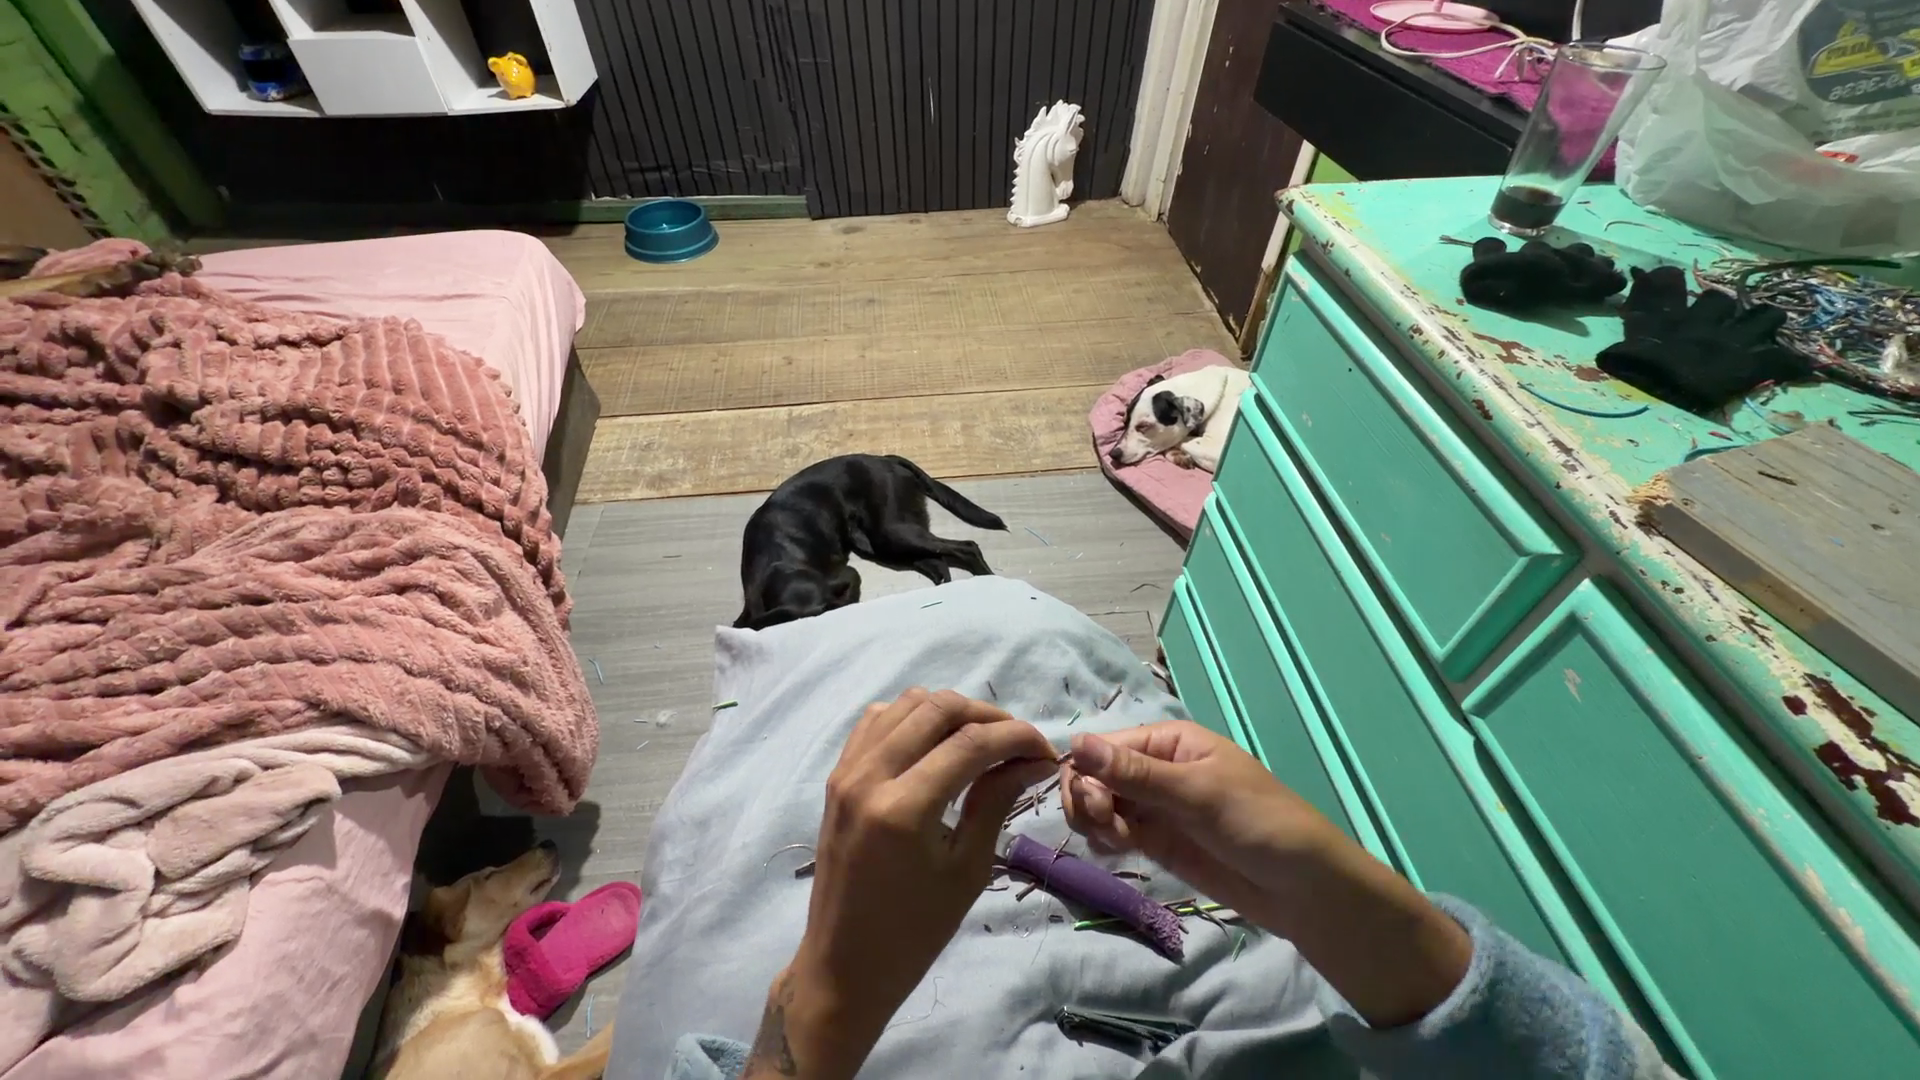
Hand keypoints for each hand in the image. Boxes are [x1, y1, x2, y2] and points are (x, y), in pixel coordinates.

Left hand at [745, 689, 1055, 1078]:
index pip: (970, 743)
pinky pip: (878, 720)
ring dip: (951, 711)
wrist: (844, 965)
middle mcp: (869, 775)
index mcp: (903, 809)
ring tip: (982, 740)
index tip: (1045, 751)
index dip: (1016, 737)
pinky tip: (936, 743)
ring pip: (907, 703)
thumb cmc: (914, 931)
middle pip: (938, 708)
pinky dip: (913, 717)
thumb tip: (1032, 759)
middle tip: (1018, 744)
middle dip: (988, 716)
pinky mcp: (838, 774)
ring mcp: (847, 770)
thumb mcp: (967, 870)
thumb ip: (996, 801)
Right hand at [1062, 721, 1471, 1028]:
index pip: (1105, 747)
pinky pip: (1111, 831)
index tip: (1097, 806)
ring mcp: (1153, 806)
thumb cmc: (1259, 823)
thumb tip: (1076, 743)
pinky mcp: (1154, 840)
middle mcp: (1154, 769)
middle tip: (1106, 828)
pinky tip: (1119, 851)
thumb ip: (1135, 774)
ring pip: (1097, 804)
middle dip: (1088, 799)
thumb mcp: (1197, 794)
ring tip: (1117, 843)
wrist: (1303, 889)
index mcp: (1167, 742)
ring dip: (1094, 821)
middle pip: (1094, 774)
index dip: (1088, 772)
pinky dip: (1105, 840)